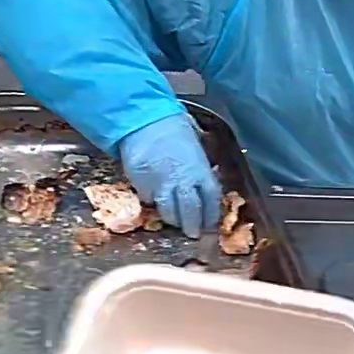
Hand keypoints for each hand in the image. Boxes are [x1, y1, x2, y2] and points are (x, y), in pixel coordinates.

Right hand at [120, 114, 223, 236]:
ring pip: (168, 211)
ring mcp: (161, 184)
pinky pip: (148, 199)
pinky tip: (155, 198)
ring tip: (175, 220)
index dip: (211, 216)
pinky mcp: (141, 184)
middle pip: (191, 212)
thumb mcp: (195, 146)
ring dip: (173, 219)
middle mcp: (182, 181)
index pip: (211, 200)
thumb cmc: (172, 129)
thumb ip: (200, 167)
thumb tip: (207, 180)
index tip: (210, 225)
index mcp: (200, 171)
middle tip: (192, 234)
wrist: (143, 120)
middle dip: (193, 226)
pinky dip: (152, 201)